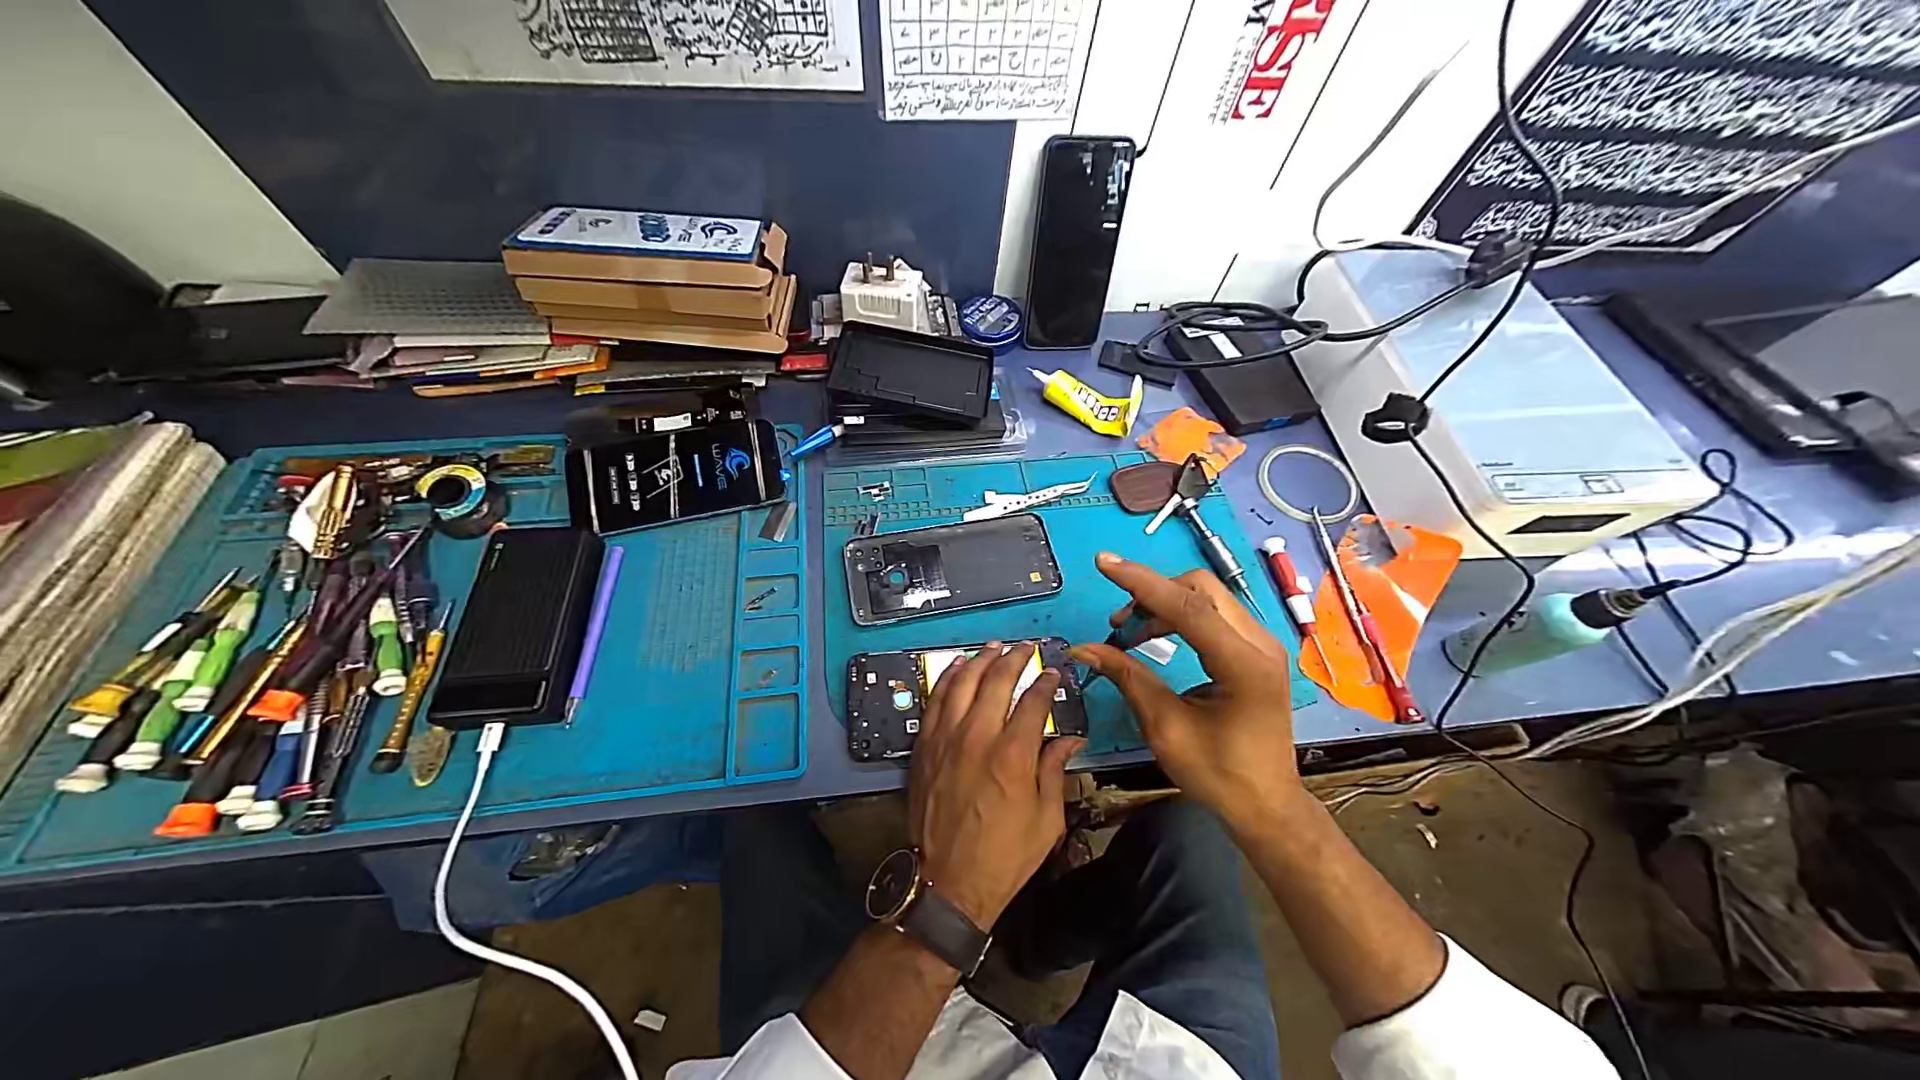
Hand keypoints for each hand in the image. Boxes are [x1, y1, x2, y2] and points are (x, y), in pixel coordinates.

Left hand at [908, 642, 1083, 927]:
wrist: (948, 883)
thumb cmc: (1004, 855)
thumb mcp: (1046, 820)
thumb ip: (1055, 771)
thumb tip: (1069, 740)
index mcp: (1013, 755)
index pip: (1033, 702)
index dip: (1045, 683)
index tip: (1051, 673)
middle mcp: (977, 737)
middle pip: (995, 682)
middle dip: (1013, 659)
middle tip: (1024, 648)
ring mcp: (945, 739)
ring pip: (961, 683)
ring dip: (979, 661)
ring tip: (993, 647)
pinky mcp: (924, 747)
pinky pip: (935, 701)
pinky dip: (947, 679)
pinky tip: (956, 668)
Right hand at [1070, 553, 1300, 822]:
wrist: (1266, 804)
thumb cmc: (1219, 774)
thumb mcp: (1165, 727)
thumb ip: (1127, 677)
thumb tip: (1084, 648)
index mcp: (1243, 664)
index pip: (1188, 606)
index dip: (1141, 582)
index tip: (1104, 563)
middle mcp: (1259, 643)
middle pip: (1200, 588)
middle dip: (1151, 593)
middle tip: (1117, 623)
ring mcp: (1260, 644)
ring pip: (1205, 596)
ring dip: (1162, 604)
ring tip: (1128, 633)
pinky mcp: (1254, 650)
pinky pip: (1211, 614)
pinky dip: (1177, 615)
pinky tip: (1154, 635)